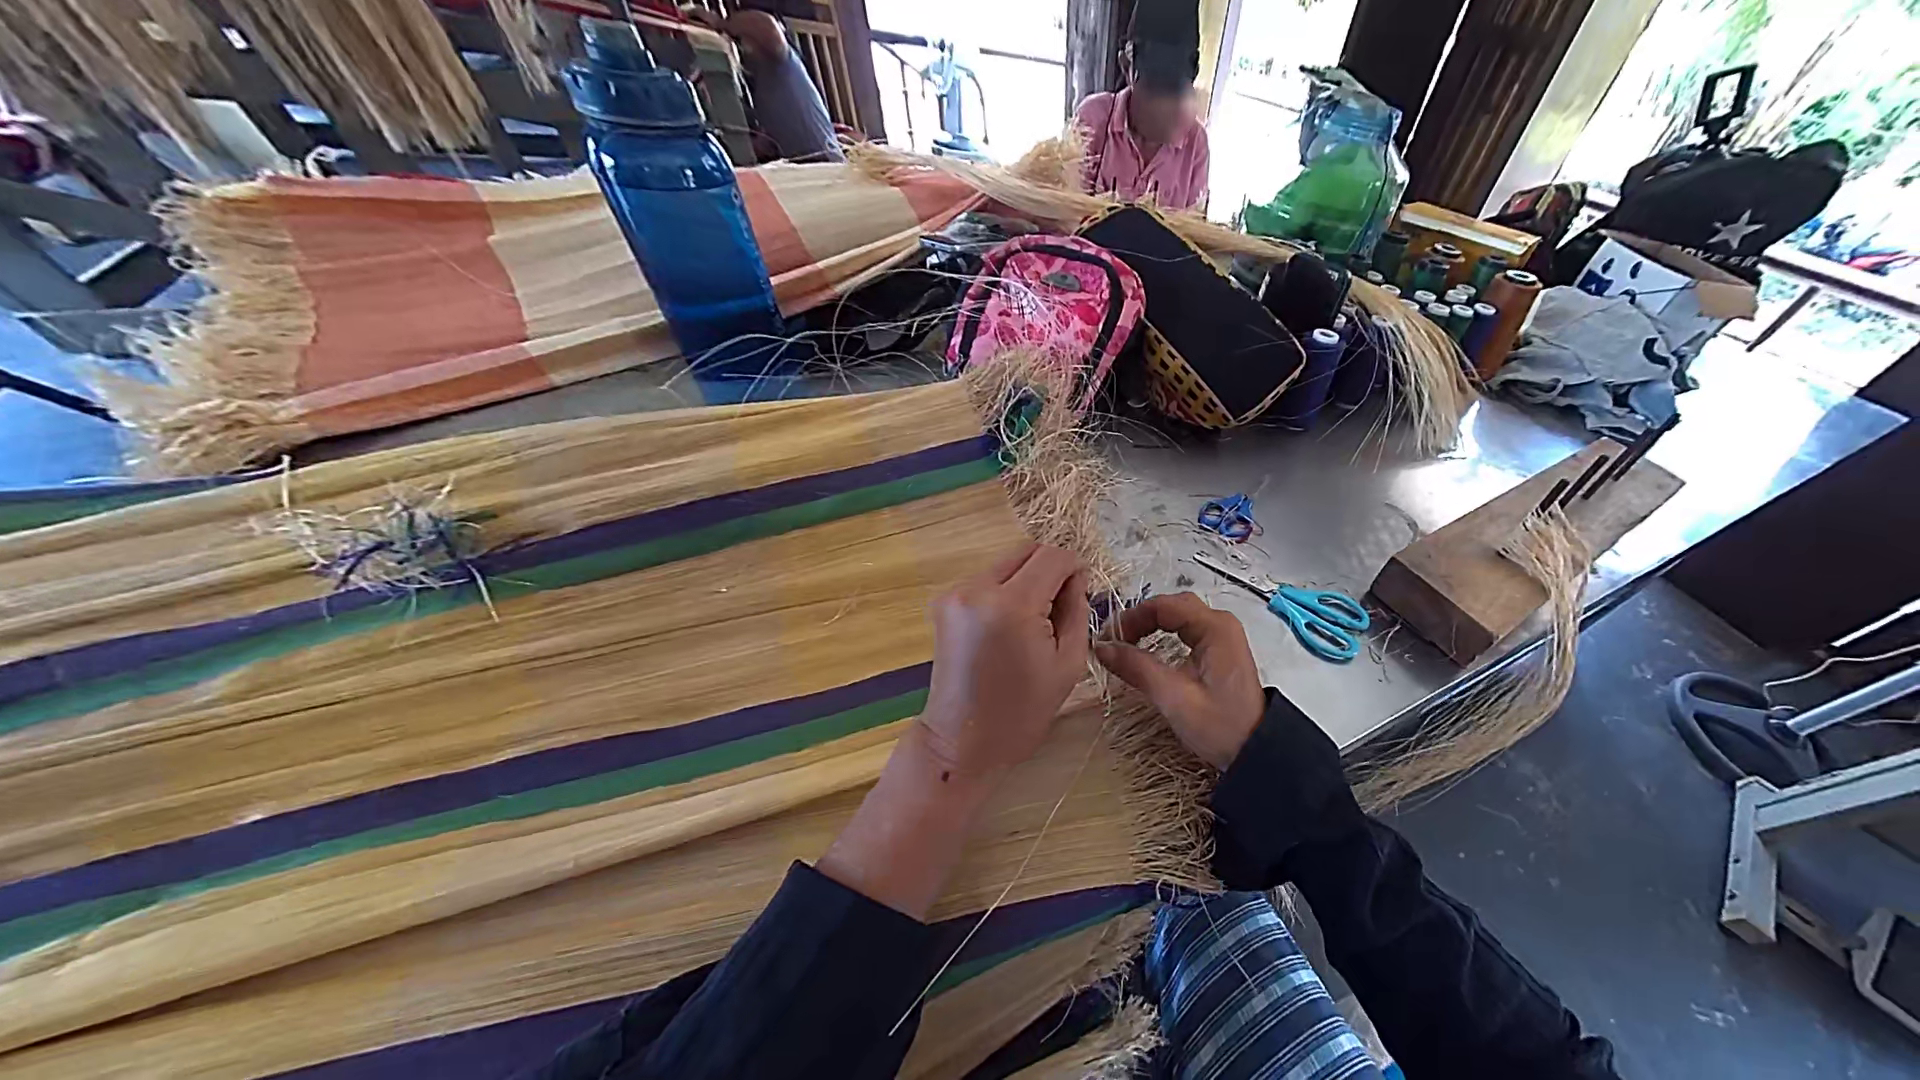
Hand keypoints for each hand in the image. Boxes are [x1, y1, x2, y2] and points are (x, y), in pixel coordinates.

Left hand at [816, 543, 1087, 918]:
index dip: (1074, 568)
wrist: (961, 740)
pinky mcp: (943, 602)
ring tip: (1032, 623)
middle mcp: (976, 588)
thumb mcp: (1068, 663)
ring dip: (1026, 580)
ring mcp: (954, 593)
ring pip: (1005, 563)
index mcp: (1010, 605)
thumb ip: (1075, 609)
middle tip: (1059, 608)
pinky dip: (1004, 591)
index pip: (1052, 556)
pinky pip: (986, 580)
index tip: (1081, 594)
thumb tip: (1075, 576)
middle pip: (1026, 551)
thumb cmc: (1022, 711)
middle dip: (1049, 570)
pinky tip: (1008, 627)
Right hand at [1095, 593, 1265, 768]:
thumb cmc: (1220, 726)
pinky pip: (1184, 631)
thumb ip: (1137, 668)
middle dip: (1139, 619)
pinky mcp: (1219, 651)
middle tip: (1114, 640)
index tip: (1109, 638)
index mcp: (1215, 629)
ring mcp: (1222, 637)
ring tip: (1125, 644)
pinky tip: (1147, 650)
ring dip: (1149, 625)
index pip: (1163, 606)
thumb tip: (1102, 647)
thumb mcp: (1173, 698)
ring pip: (1177, 617)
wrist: (1258, 753)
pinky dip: (1162, 635)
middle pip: (1170, 606)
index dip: (1132, 617)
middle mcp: (1220, 625)